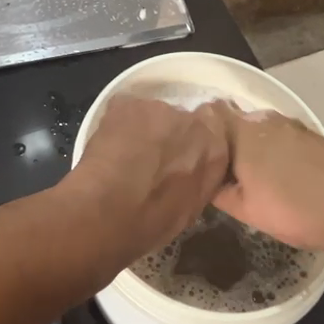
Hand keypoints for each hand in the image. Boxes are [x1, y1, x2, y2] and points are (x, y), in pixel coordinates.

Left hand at [66, 95, 230, 253]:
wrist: (109, 209)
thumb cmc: (153, 221)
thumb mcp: (191, 205)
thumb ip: (197, 176)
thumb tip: (189, 170)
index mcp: (214, 148)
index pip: (214, 126)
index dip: (195, 137)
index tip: (182, 150)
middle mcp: (191, 120)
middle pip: (181, 118)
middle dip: (169, 133)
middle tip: (152, 155)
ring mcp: (158, 107)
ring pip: (153, 114)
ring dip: (144, 129)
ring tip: (127, 154)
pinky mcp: (127, 102)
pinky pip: (126, 110)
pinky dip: (120, 125)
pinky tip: (109, 147)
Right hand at [210, 107, 323, 269]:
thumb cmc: (293, 209)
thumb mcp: (244, 209)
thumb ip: (217, 189)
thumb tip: (204, 179)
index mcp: (239, 131)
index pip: (206, 117)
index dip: (198, 134)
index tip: (193, 155)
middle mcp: (262, 118)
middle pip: (232, 122)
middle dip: (224, 142)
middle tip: (221, 171)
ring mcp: (290, 124)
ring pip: (258, 131)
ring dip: (250, 147)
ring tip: (250, 177)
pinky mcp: (311, 135)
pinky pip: (280, 138)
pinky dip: (274, 152)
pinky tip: (281, 177)